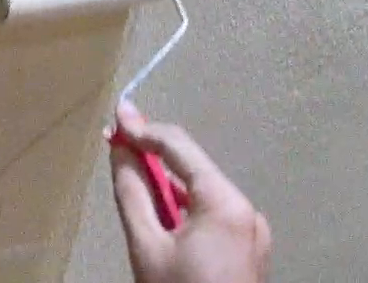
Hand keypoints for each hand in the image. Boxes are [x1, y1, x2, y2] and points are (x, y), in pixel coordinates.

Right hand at [110, 102, 270, 282]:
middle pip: (191, 166)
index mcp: (225, 202)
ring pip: (199, 190)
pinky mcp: (250, 253)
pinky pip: (210, 214)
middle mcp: (246, 210)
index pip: (177, 146)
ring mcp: (252, 233)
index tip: (114, 116)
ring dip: (165, 182)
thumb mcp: (147, 244)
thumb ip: (132, 189)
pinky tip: (159, 215)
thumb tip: (119, 146)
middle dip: (152, 154)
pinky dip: (182, 206)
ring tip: (132, 180)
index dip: (143, 128)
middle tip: (115, 142)